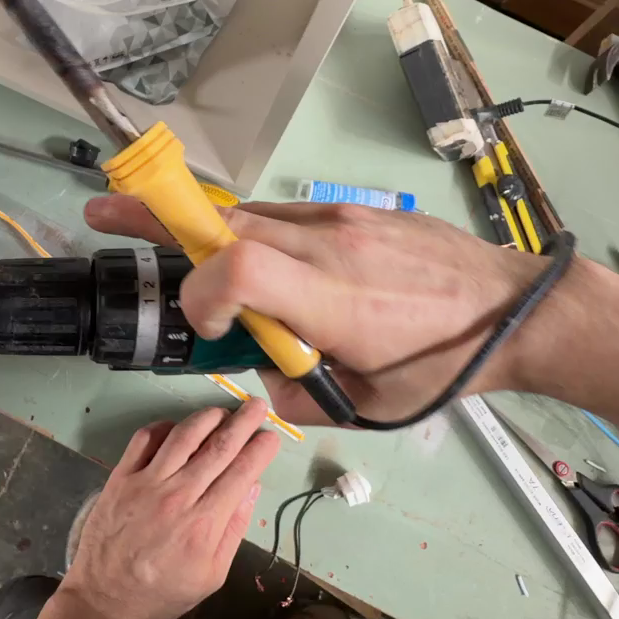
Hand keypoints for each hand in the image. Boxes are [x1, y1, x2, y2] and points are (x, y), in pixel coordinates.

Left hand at [56, 401, 279, 618]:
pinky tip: (179, 427)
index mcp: (204, 524)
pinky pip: (145, 438)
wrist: (104, 601)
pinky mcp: (120, 476)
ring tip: (223, 411)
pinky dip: (165, 425)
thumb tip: (252, 485)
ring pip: (184, 435)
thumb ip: (234, 529)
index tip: (271, 436)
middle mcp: (178, 496)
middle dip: (243, 422)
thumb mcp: (212, 575)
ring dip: (208, 417)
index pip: (241, 472)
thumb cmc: (163, 593)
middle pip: (218, 446)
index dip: (260, 449)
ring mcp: (146, 483)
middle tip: (258, 405)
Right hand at [85, 196, 574, 423]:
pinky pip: (285, 215)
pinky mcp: (355, 210)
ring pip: (251, 214)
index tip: (206, 327)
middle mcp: (329, 246)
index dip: (203, 294)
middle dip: (158, 217)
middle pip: (227, 223)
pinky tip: (254, 254)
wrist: (515, 306)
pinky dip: (252, 231)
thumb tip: (262, 371)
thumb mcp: (370, 408)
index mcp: (334, 301)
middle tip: (104, 210)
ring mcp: (342, 219)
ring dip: (204, 227)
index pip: (241, 270)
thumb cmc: (446, 366)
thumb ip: (297, 395)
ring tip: (159, 225)